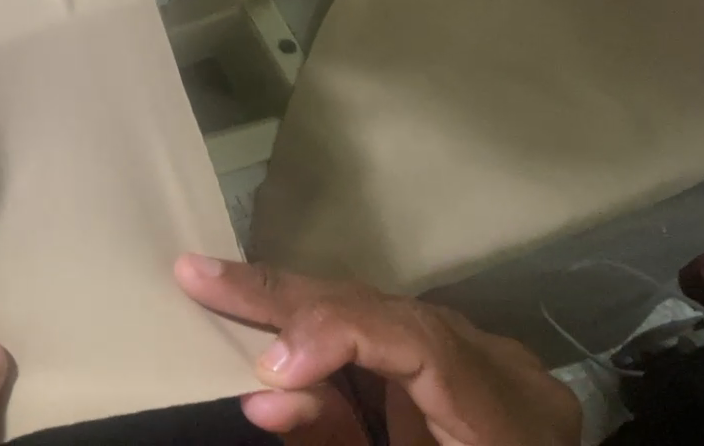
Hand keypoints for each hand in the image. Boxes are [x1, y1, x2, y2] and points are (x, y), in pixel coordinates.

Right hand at [176, 255, 578, 445]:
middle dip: (283, 297)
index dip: (335, 336)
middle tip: (196, 274)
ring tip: (211, 282)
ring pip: (369, 305)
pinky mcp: (448, 350)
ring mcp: (476, 350)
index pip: (417, 342)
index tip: (267, 369)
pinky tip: (257, 302)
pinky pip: (372, 321)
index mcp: (507, 422)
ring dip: (286, 301)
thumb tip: (259, 394)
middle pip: (381, 308)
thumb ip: (331, 443)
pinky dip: (314, 320)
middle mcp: (498, 366)